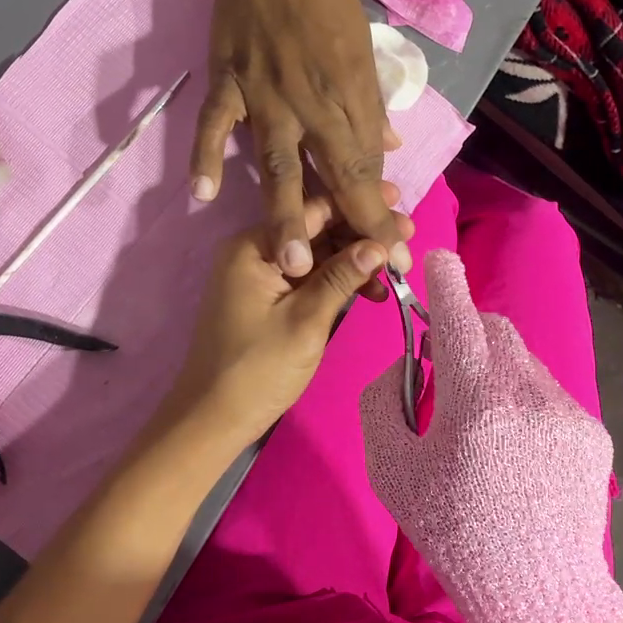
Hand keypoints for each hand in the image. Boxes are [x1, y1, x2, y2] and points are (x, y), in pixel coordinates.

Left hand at [163, 185, 414, 449]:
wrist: (213, 417)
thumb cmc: (257, 368)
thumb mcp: (305, 320)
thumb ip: (341, 277)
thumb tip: (380, 243)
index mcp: (254, 246)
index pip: (312, 211)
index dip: (357, 207)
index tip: (399, 204)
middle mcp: (255, 250)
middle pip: (316, 229)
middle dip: (361, 234)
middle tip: (409, 235)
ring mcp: (260, 274)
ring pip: (316, 254)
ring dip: (355, 260)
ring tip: (399, 267)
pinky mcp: (268, 296)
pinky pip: (308, 277)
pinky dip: (337, 281)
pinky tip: (372, 290)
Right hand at [192, 0, 410, 279]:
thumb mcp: (362, 44)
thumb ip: (371, 101)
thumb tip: (387, 147)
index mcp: (350, 90)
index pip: (367, 163)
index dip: (379, 210)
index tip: (392, 251)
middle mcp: (312, 99)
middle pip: (332, 172)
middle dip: (347, 229)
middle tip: (357, 283)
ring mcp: (265, 91)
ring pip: (278, 162)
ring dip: (286, 215)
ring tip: (290, 265)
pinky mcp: (226, 77)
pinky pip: (214, 125)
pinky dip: (207, 159)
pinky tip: (205, 196)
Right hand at [360, 251, 622, 622]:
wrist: (536, 593)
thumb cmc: (451, 530)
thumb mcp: (391, 468)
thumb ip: (385, 400)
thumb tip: (409, 363)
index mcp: (475, 404)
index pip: (459, 320)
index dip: (445, 282)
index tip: (438, 258)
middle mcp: (527, 396)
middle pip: (494, 329)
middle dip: (466, 329)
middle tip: (444, 362)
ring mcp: (567, 413)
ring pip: (520, 359)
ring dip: (493, 365)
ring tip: (480, 418)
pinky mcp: (591, 433)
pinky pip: (546, 391)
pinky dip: (521, 396)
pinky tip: (514, 446)